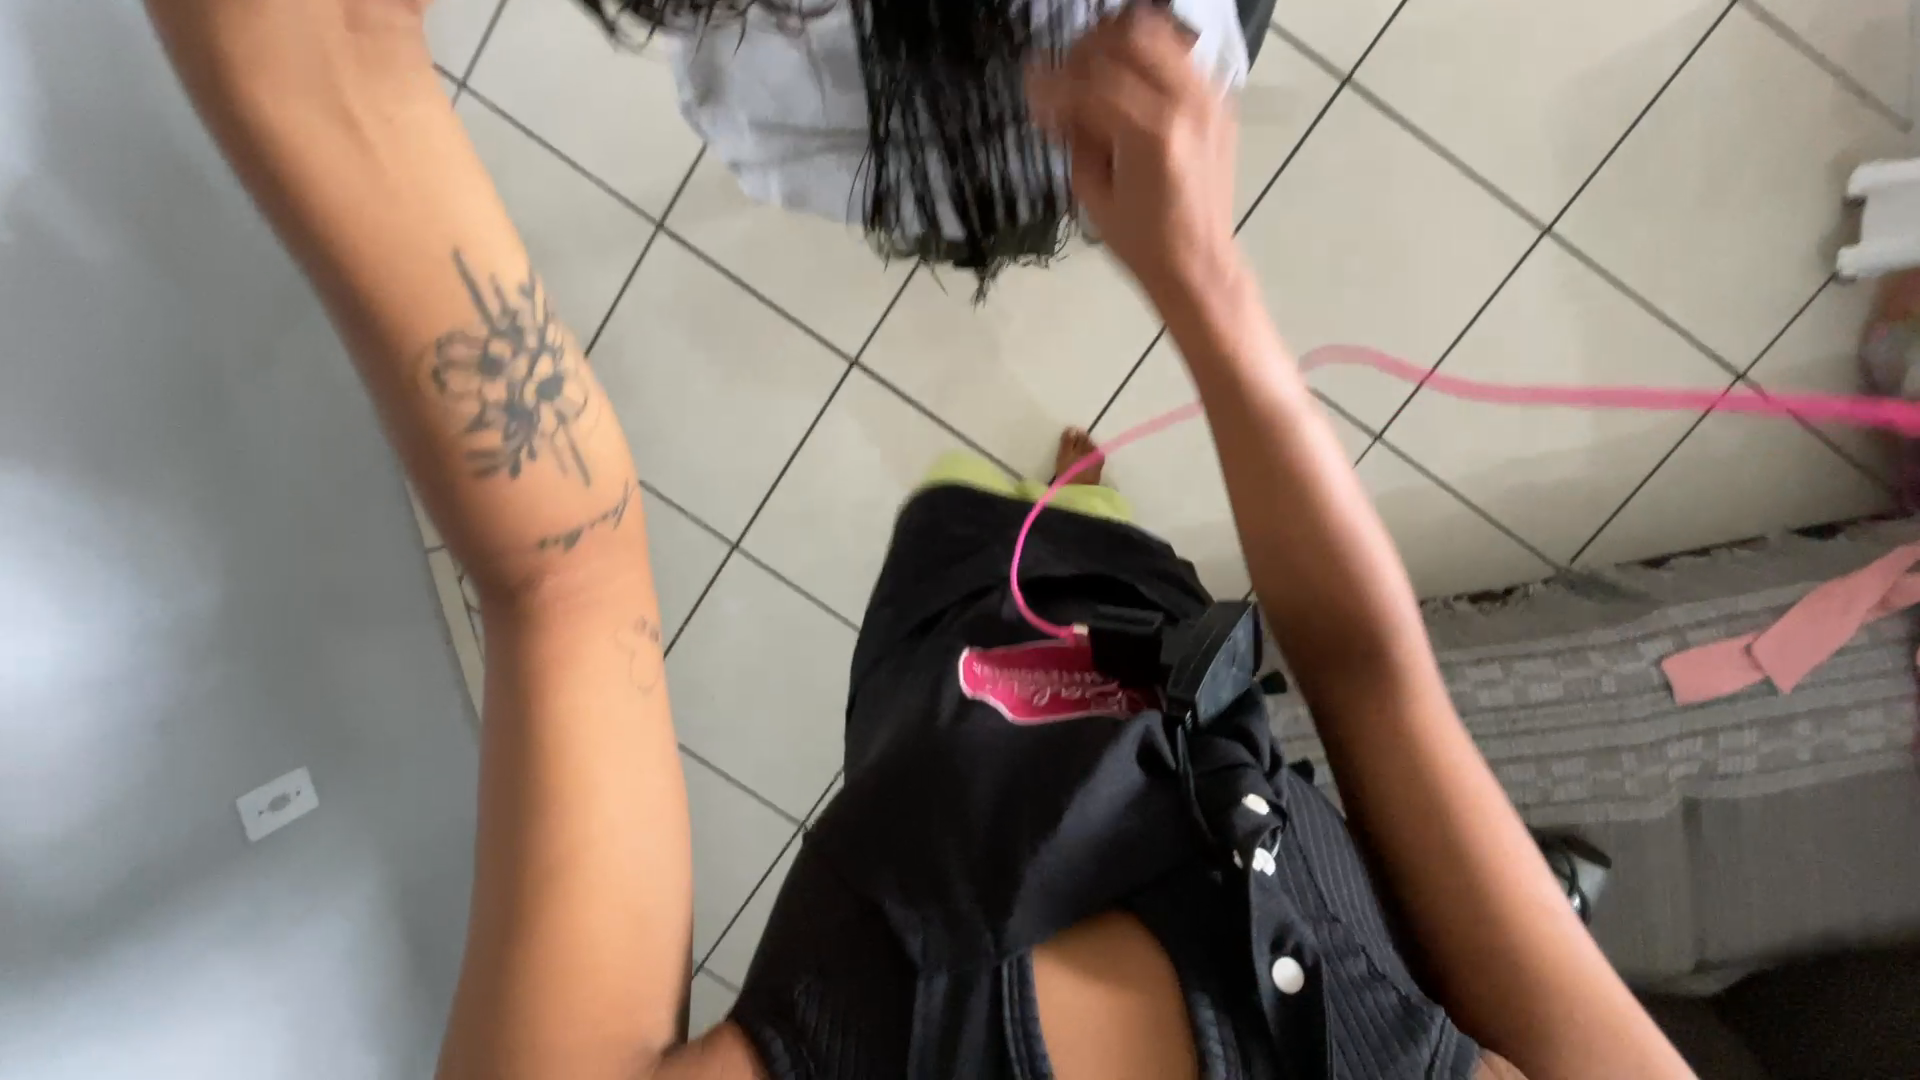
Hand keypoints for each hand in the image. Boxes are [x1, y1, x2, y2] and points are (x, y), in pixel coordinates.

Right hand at [1026, 8, 1241, 301]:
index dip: (1054, 82)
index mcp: (1149, 132)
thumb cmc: (1143, 243)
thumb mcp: (1093, 195)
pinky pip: (1181, 56)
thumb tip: (1060, 103)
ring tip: (1095, 72)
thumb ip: (1077, 138)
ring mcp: (1208, 99)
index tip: (1033, 87)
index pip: (1091, 80)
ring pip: (1158, 34)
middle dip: (1087, 50)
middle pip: (1128, 36)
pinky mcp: (1219, 103)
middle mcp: (1185, 104)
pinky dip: (1149, 60)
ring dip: (1118, 47)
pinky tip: (1129, 85)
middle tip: (1065, 74)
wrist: (1198, 263)